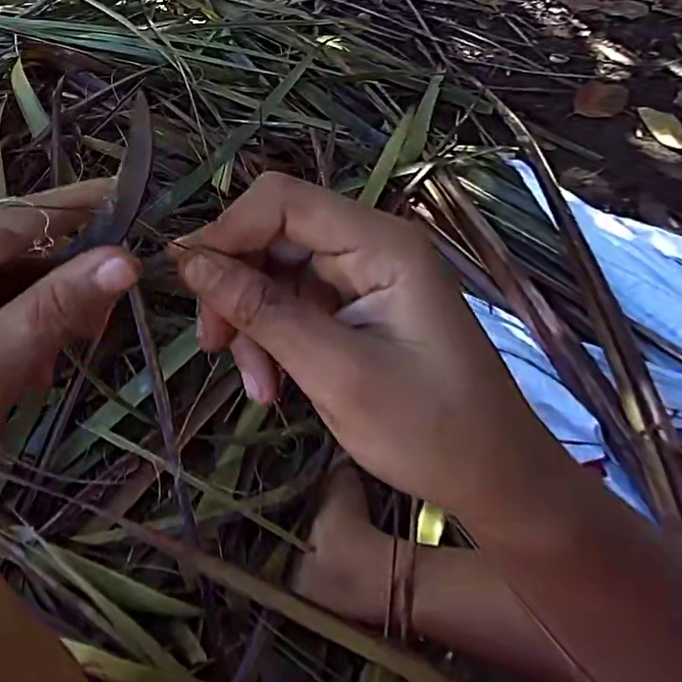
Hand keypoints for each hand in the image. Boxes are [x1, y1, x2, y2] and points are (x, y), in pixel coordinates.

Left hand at [0, 180, 139, 554]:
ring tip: (90, 334)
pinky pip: (4, 310)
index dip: (73, 212)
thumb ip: (56, 307)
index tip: (131, 201)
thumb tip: (127, 260)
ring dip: (54, 305)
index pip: (5, 223)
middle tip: (123, 287)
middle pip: (12, 250)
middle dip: (66, 271)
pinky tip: (47, 363)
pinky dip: (35, 328)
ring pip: (14, 281)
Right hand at [172, 173, 574, 520]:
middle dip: (236, 288)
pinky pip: (292, 301)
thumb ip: (262, 312)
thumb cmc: (431, 430)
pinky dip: (272, 338)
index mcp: (381, 243)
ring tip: (257, 386)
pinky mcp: (354, 301)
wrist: (496, 480)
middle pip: (274, 235)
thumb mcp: (336, 373)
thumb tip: (190, 263)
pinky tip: (273, 385)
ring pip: (275, 271)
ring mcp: (362, 273)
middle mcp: (370, 243)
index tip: (185, 278)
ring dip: (252, 322)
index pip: (283, 200)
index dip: (227, 229)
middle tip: (214, 345)